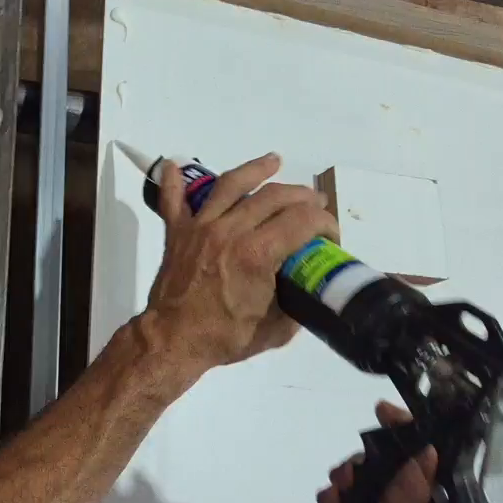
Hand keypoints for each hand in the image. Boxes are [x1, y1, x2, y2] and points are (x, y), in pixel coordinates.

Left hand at [141, 153, 338, 372]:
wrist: (172, 341)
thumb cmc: (223, 339)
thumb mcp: (274, 330)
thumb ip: (296, 306)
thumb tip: (309, 291)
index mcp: (257, 255)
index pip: (302, 222)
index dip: (325, 224)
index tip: (330, 235)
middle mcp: (230, 231)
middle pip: (273, 197)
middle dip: (302, 196)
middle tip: (314, 203)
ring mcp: (200, 227)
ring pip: (230, 185)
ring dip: (256, 170)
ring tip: (273, 161)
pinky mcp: (177, 233)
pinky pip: (173, 200)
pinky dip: (173, 181)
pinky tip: (174, 165)